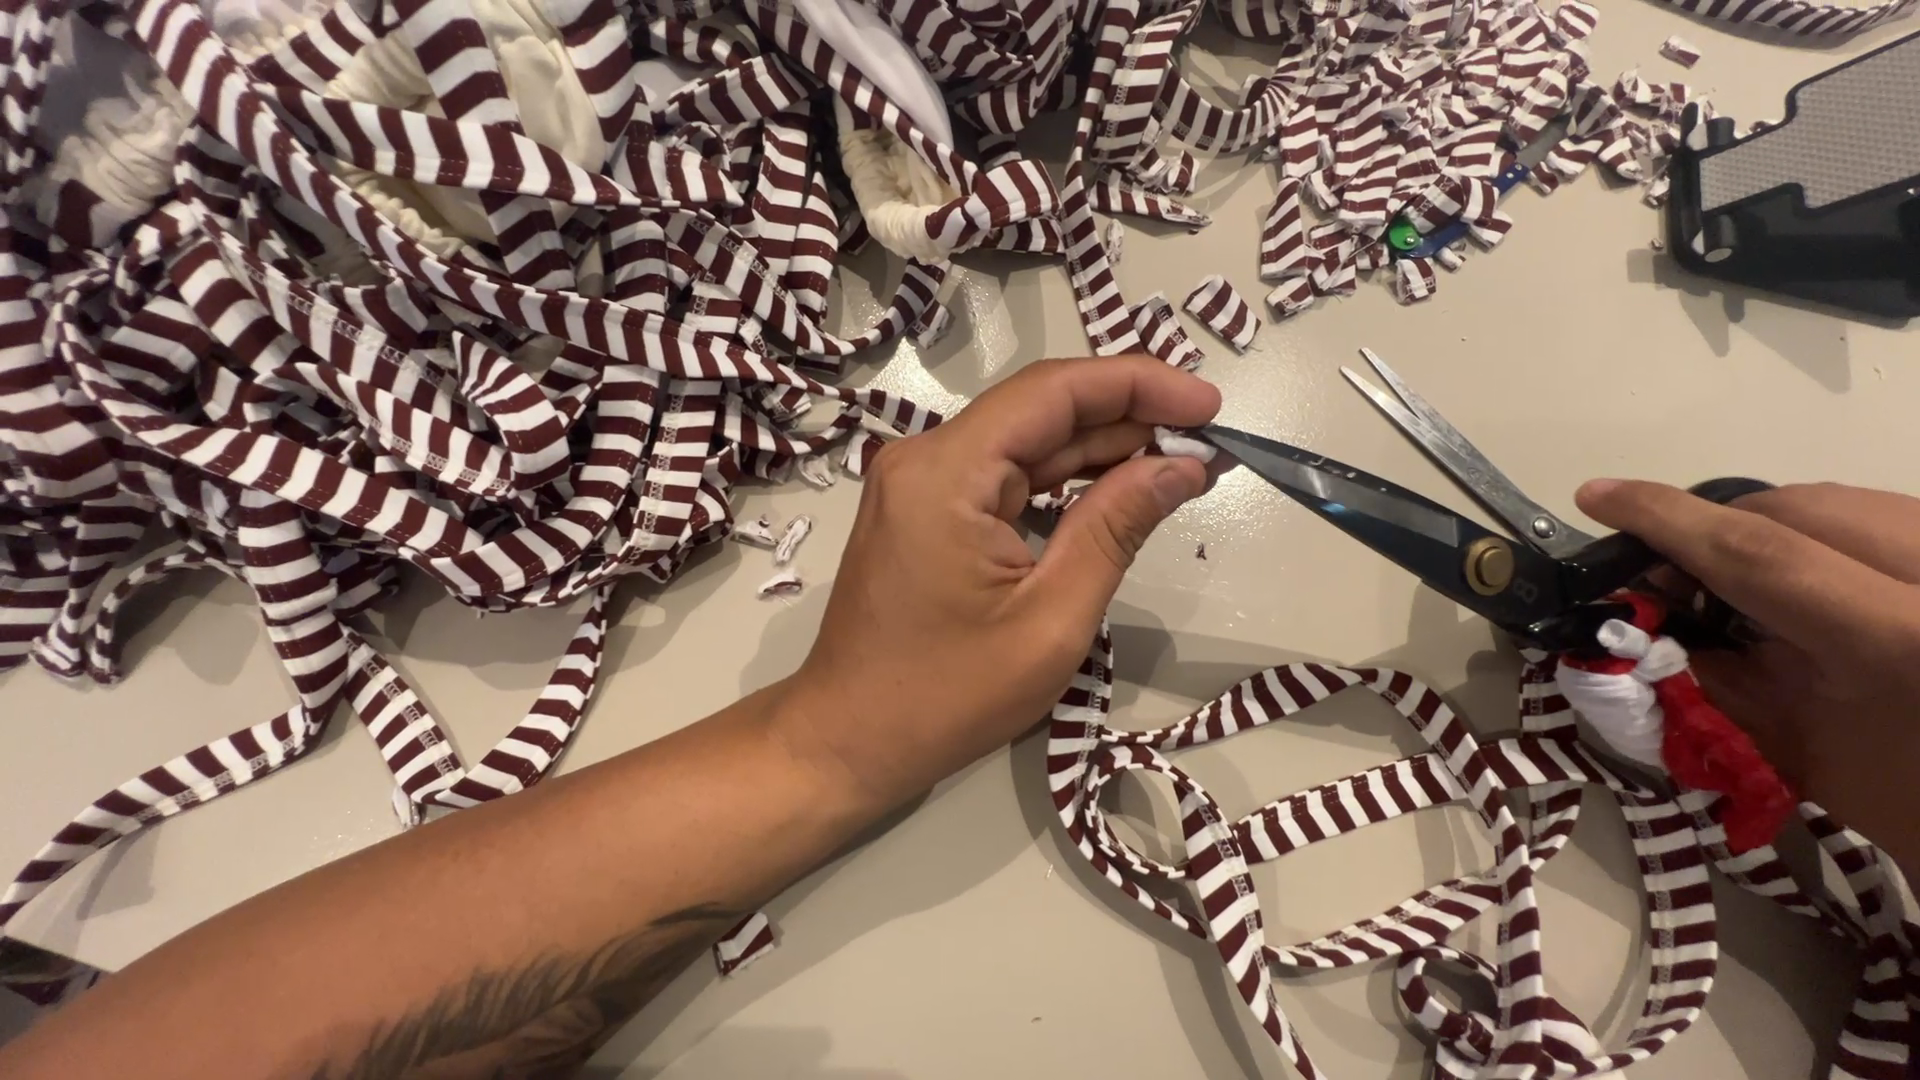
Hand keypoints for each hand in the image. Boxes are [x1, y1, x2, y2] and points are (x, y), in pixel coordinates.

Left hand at [777, 356, 1219, 808]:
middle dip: (1127, 420)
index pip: (1053, 392)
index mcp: (945, 472)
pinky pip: (1003, 477)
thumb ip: (1117, 528)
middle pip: (1039, 412)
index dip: (1137, 384)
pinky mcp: (924, 509)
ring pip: (1024, 443)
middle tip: (1206, 443)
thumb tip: (1181, 466)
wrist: (850, 738)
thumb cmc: (948, 696)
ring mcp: (919, 483)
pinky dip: (1060, 482)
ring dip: (1099, 451)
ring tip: (1177, 465)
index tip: (1208, 405)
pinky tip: (1114, 491)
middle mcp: (924, 458)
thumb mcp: (1052, 618)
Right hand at [1576, 479, 1919, 867]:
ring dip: (1771, 529)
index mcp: (1894, 641)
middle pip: (1799, 509)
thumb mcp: (1787, 746)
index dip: (1662, 518)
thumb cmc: (1896, 796)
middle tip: (1672, 573)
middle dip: (1715, 525)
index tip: (1595, 498)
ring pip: (1845, 501)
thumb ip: (1710, 669)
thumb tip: (1642, 613)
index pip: (1754, 552)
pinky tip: (1817, 584)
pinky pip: (1883, 518)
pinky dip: (1827, 538)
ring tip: (1746, 582)